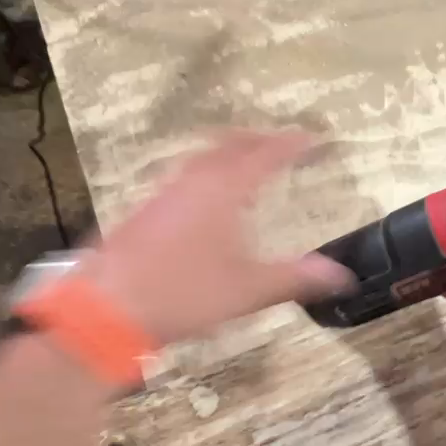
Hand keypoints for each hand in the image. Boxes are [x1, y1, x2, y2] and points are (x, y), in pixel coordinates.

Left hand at [84, 131, 351, 345]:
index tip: (311, 137)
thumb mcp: (247, 291)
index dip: (291, 143)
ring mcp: (163, 191)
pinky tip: (202, 200)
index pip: (265, 154)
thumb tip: (341, 275)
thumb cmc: (182, 294)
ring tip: (243, 163)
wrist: (104, 308)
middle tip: (278, 143)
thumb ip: (295, 279)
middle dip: (257, 139)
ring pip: (201, 156)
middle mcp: (193, 180)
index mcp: (224, 189)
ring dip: (227, 152)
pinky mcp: (142, 209)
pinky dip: (202, 172)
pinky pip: (181, 175)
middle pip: (229, 143)